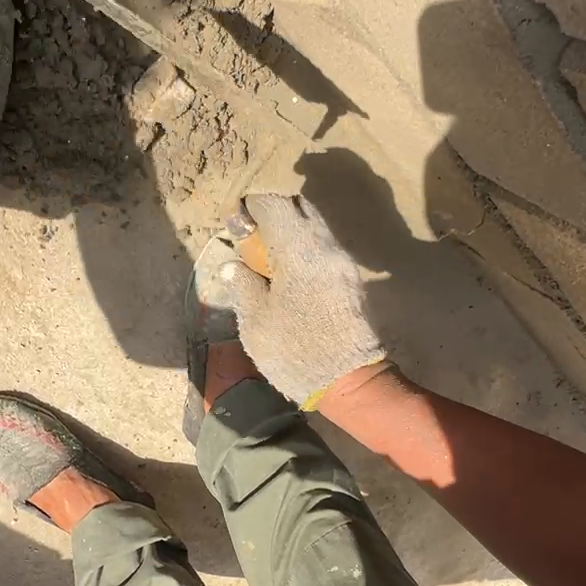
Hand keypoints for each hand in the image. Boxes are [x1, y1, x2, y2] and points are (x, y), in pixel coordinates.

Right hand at [219, 193, 388, 407]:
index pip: (274, 205)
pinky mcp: (351, 280)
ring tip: (268, 257)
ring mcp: (343, 262)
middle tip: (252, 237)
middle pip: (300, 208)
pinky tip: (289, 274)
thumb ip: (243, 285)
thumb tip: (234, 265)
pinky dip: (304, 248)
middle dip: (274, 212)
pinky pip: (324, 248)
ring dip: (291, 231)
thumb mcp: (255, 321)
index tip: (235, 222)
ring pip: (316, 227)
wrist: (348, 380)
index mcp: (299, 249)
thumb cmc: (295, 350)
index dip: (250, 207)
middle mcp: (326, 246)